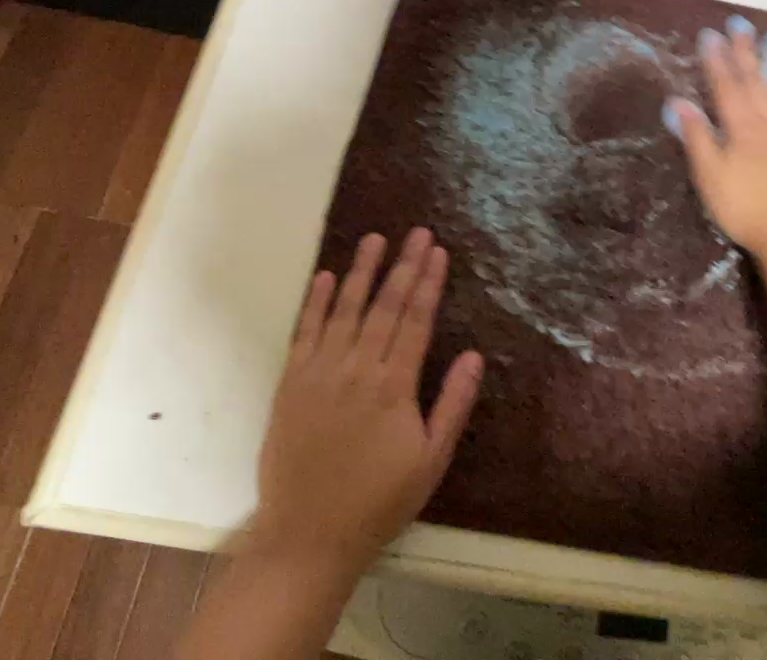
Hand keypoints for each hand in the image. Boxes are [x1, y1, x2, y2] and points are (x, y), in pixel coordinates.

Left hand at [251, 228, 484, 571]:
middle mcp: (358, 368)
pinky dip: (315, 303)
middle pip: (385, 306)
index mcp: (395, 386)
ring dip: (360, 271)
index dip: (429, 283)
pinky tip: (324, 277)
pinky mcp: (291, 383)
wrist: (308, 533)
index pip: (416, 320)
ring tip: (374, 239)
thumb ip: (453, 404)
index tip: (438, 251)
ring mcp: (320, 372)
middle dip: (403, 266)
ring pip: (344, 309)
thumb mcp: (431, 460)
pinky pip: (304, 332)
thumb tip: (475, 355)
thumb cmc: (379, 500)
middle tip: (417, 232)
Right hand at [664, 15, 766, 256]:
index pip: (725, 87)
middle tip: (742, 24)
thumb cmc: (745, 209)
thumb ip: (696, 137)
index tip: (710, 34)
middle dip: (747, 51)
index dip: (716, 60)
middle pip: (757, 81)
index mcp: (741, 128)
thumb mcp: (709, 176)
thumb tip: (677, 101)